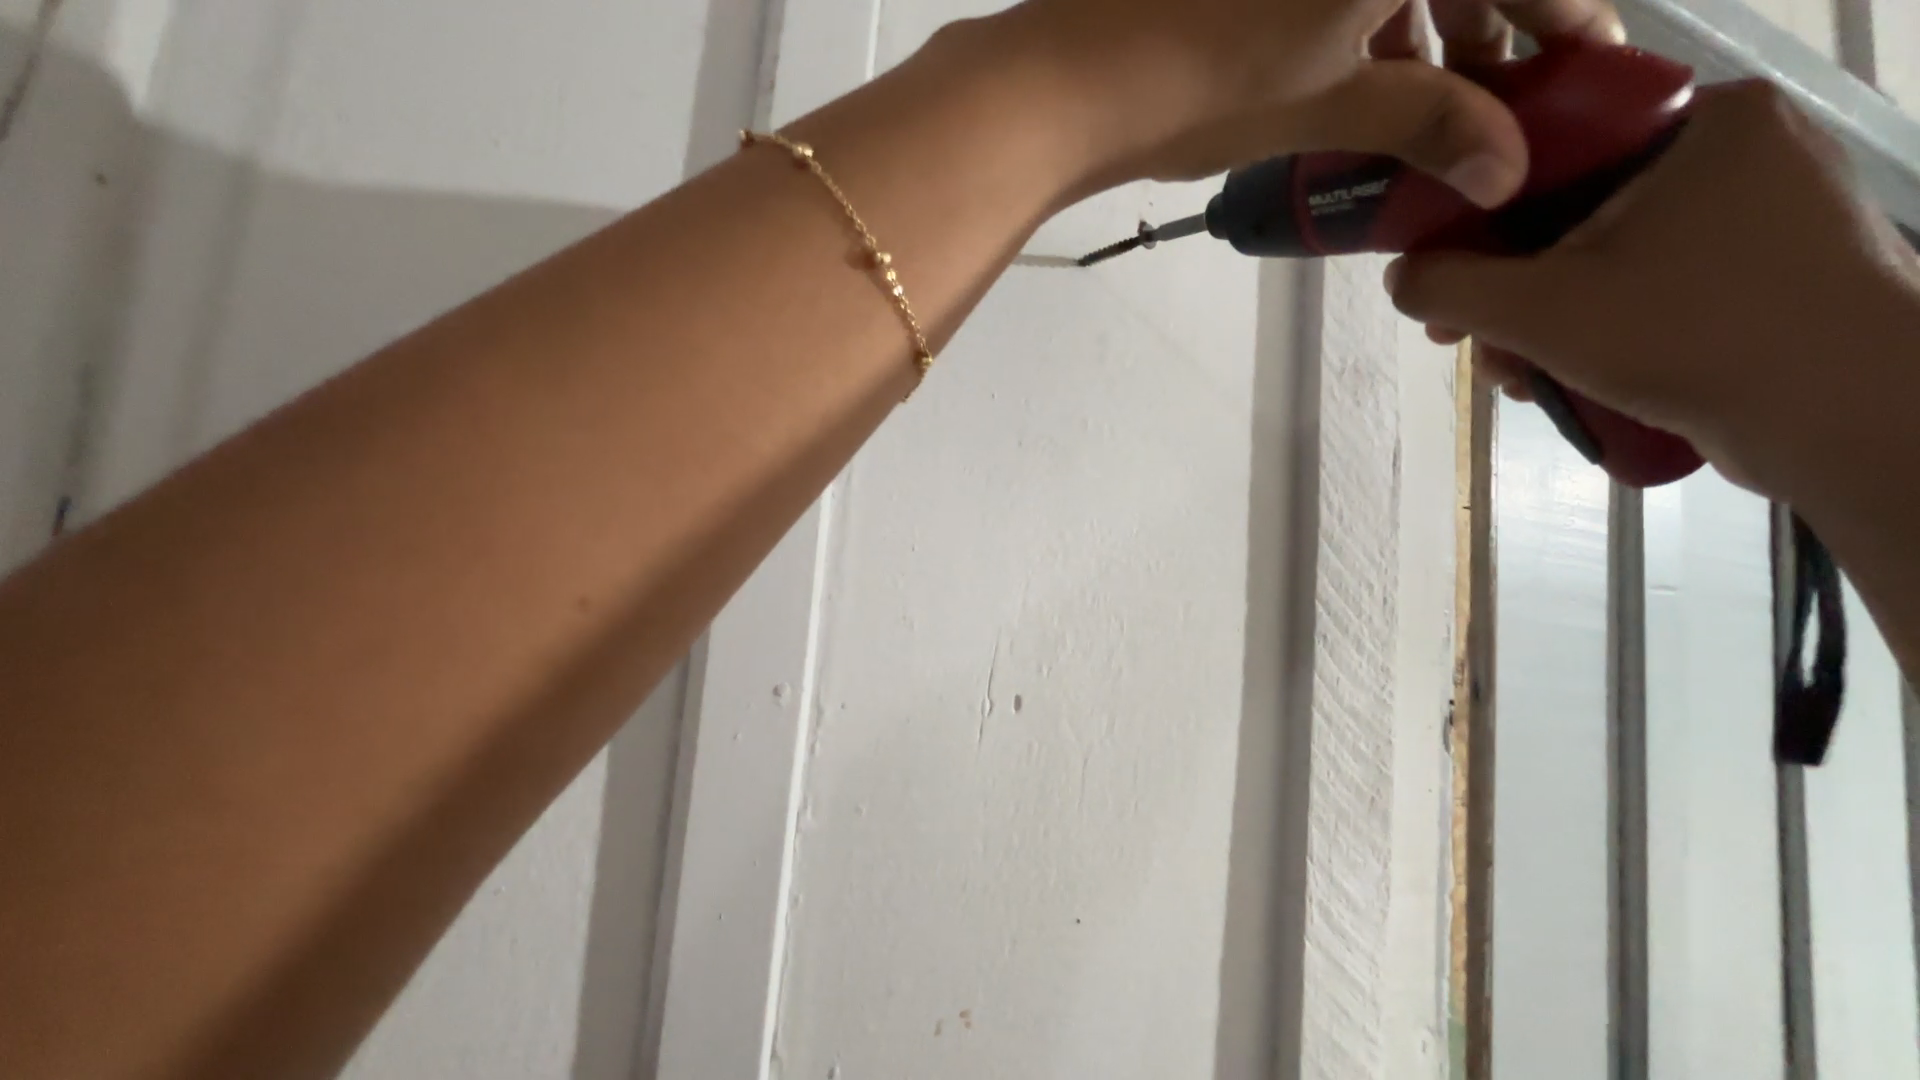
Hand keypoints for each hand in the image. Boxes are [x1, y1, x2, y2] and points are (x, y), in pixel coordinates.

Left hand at [987, 0, 1618, 204]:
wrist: (1073, 78)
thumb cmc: (1208, 82)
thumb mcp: (1332, 100)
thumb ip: (1430, 121)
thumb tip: (1506, 170)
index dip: (1560, 14)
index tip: (1580, 69)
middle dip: (1487, 26)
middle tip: (1498, 100)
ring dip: (1428, 27)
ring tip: (1434, 103)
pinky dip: (1369, 21)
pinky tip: (1370, 73)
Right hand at [1385, 80, 1919, 498]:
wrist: (1853, 417)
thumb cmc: (1692, 335)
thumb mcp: (1539, 309)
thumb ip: (1449, 285)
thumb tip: (1398, 275)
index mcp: (1697, 124)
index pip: (1550, 151)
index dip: (1475, 215)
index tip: (1438, 273)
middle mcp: (1735, 151)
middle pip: (1569, 214)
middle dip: (1504, 291)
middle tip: (1464, 340)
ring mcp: (1761, 212)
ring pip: (1604, 258)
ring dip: (1540, 323)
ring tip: (1516, 379)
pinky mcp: (1768, 270)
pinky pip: (1649, 284)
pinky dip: (1597, 328)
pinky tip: (1566, 377)